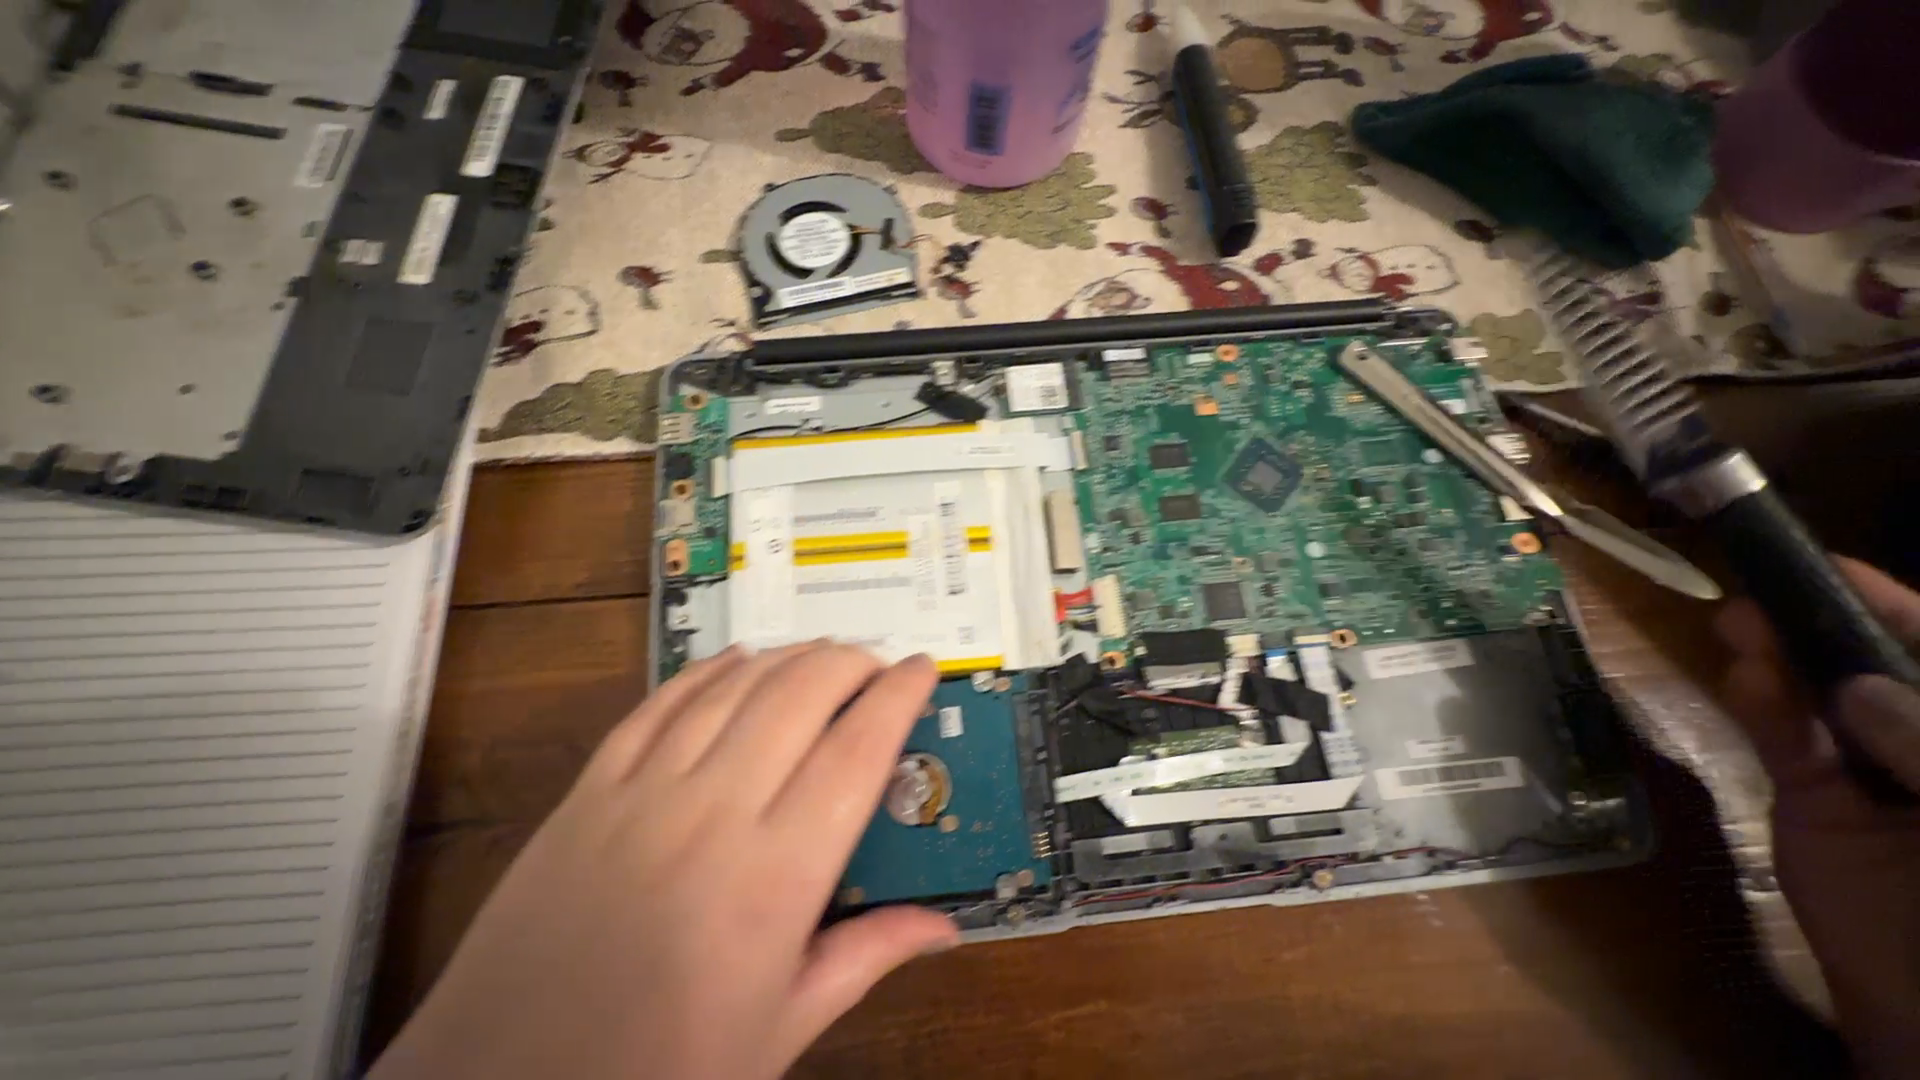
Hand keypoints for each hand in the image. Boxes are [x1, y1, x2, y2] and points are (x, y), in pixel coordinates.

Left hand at [370, 643, 957, 1079]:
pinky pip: (657, 707)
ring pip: (731, 690)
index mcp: (775, 878)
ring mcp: (642, 794)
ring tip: (820, 652)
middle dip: (848, 663)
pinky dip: (705, 672)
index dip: (896, 698)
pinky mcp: (586, 793)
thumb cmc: (659, 1069)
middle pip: (797, 698)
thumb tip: (944, 928)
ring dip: (786, 658)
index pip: (856, 754)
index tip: (921, 670)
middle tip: (876, 662)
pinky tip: (735, 659)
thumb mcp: (778, 1028)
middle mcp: (713, 814)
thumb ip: (865, 957)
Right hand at [1717, 558, 1919, 1076]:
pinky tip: (1742, 680)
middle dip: (1824, 629)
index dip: (1897, 609)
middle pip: (1875, 673)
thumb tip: (1859, 687)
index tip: (1833, 569)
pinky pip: (1785, 747)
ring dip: (1779, 662)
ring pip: (1821, 703)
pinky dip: (1761, 711)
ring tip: (1736, 623)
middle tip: (1766, 592)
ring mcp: (1872, 776)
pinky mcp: (1811, 802)